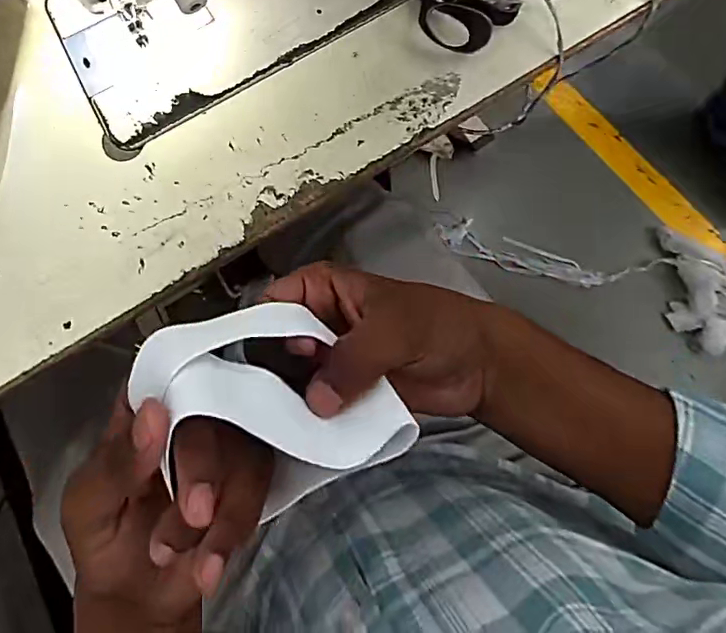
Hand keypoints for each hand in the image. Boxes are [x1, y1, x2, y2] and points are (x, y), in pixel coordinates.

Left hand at [62, 396, 273, 630]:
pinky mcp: (247, 477)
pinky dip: (235, 527)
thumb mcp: (87, 506)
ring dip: (221, 511)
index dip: (172, 390)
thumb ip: (114, 464)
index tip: (166, 422)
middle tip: (194, 512)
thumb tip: (151, 413)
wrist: (134, 601)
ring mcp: (221, 444)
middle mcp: (186, 414)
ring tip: (183, 556)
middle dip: (204, 465)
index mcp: (141, 407)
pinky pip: (259, 485)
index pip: (163, 373)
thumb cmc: (105, 536)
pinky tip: (208, 565)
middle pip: (212, 406)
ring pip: (242, 449)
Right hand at [263, 261, 501, 418]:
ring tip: (274, 425)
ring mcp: (330, 358)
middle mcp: (317, 320)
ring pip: (291, 377)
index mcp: (322, 288)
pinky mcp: (343, 392)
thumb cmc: (436, 326)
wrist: (479, 365)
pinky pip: (316, 404)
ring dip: (286, 400)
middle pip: (275, 343)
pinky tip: (297, 437)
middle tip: (258, 405)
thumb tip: (316, 401)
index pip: (273, 302)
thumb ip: (353, 360)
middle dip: (266, 371)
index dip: (257, 329)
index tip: (247, 365)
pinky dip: (309, 419)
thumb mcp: (393, 331)